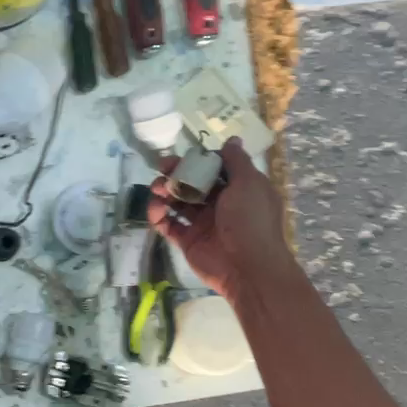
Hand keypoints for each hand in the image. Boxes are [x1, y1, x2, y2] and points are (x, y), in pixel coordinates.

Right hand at [147, 137, 293, 299]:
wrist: (247, 267)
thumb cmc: (250, 220)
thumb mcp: (249, 183)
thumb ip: (237, 161)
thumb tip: (232, 139)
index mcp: (238, 188)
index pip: (214, 168)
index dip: (197, 161)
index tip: (183, 157)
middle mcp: (221, 203)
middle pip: (192, 183)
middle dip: (175, 175)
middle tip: (161, 172)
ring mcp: (203, 223)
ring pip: (178, 202)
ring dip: (164, 194)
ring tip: (156, 193)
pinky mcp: (188, 240)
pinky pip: (169, 225)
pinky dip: (159, 217)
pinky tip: (155, 212)